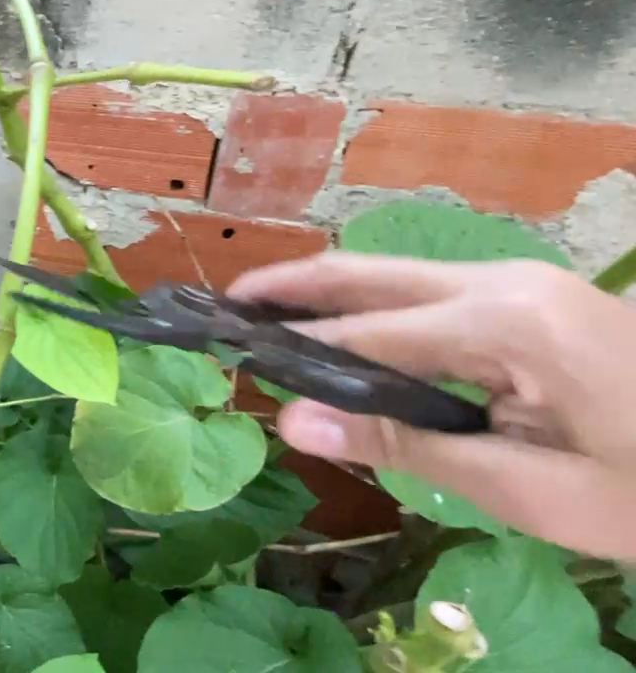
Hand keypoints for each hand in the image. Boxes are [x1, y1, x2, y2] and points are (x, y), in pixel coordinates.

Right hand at [229, 252, 635, 558]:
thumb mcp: (538, 490)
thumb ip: (406, 446)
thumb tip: (291, 423)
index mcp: (504, 321)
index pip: (364, 333)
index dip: (292, 349)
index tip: (229, 352)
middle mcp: (504, 282)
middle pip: (364, 273)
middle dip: (289, 287)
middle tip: (224, 305)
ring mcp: (524, 283)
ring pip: (392, 276)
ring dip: (327, 295)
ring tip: (266, 316)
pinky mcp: (537, 296)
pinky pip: (430, 292)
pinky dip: (373, 307)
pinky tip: (344, 330)